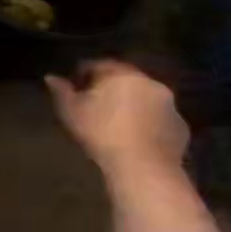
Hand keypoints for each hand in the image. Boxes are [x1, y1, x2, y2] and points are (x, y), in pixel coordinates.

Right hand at [45, 60, 188, 171]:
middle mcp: (150, 83)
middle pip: (126, 80)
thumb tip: (50, 77)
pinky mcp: (180, 127)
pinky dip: (147, 122)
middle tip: (95, 102)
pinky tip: (135, 137)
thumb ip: (61, 91)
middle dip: (110, 88)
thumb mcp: (72, 111)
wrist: (143, 166)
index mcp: (122, 75)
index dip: (84, 72)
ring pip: (145, 99)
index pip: (100, 65)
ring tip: (116, 121)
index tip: (74, 84)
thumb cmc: (101, 132)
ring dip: (131, 105)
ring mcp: (170, 105)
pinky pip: (159, 118)